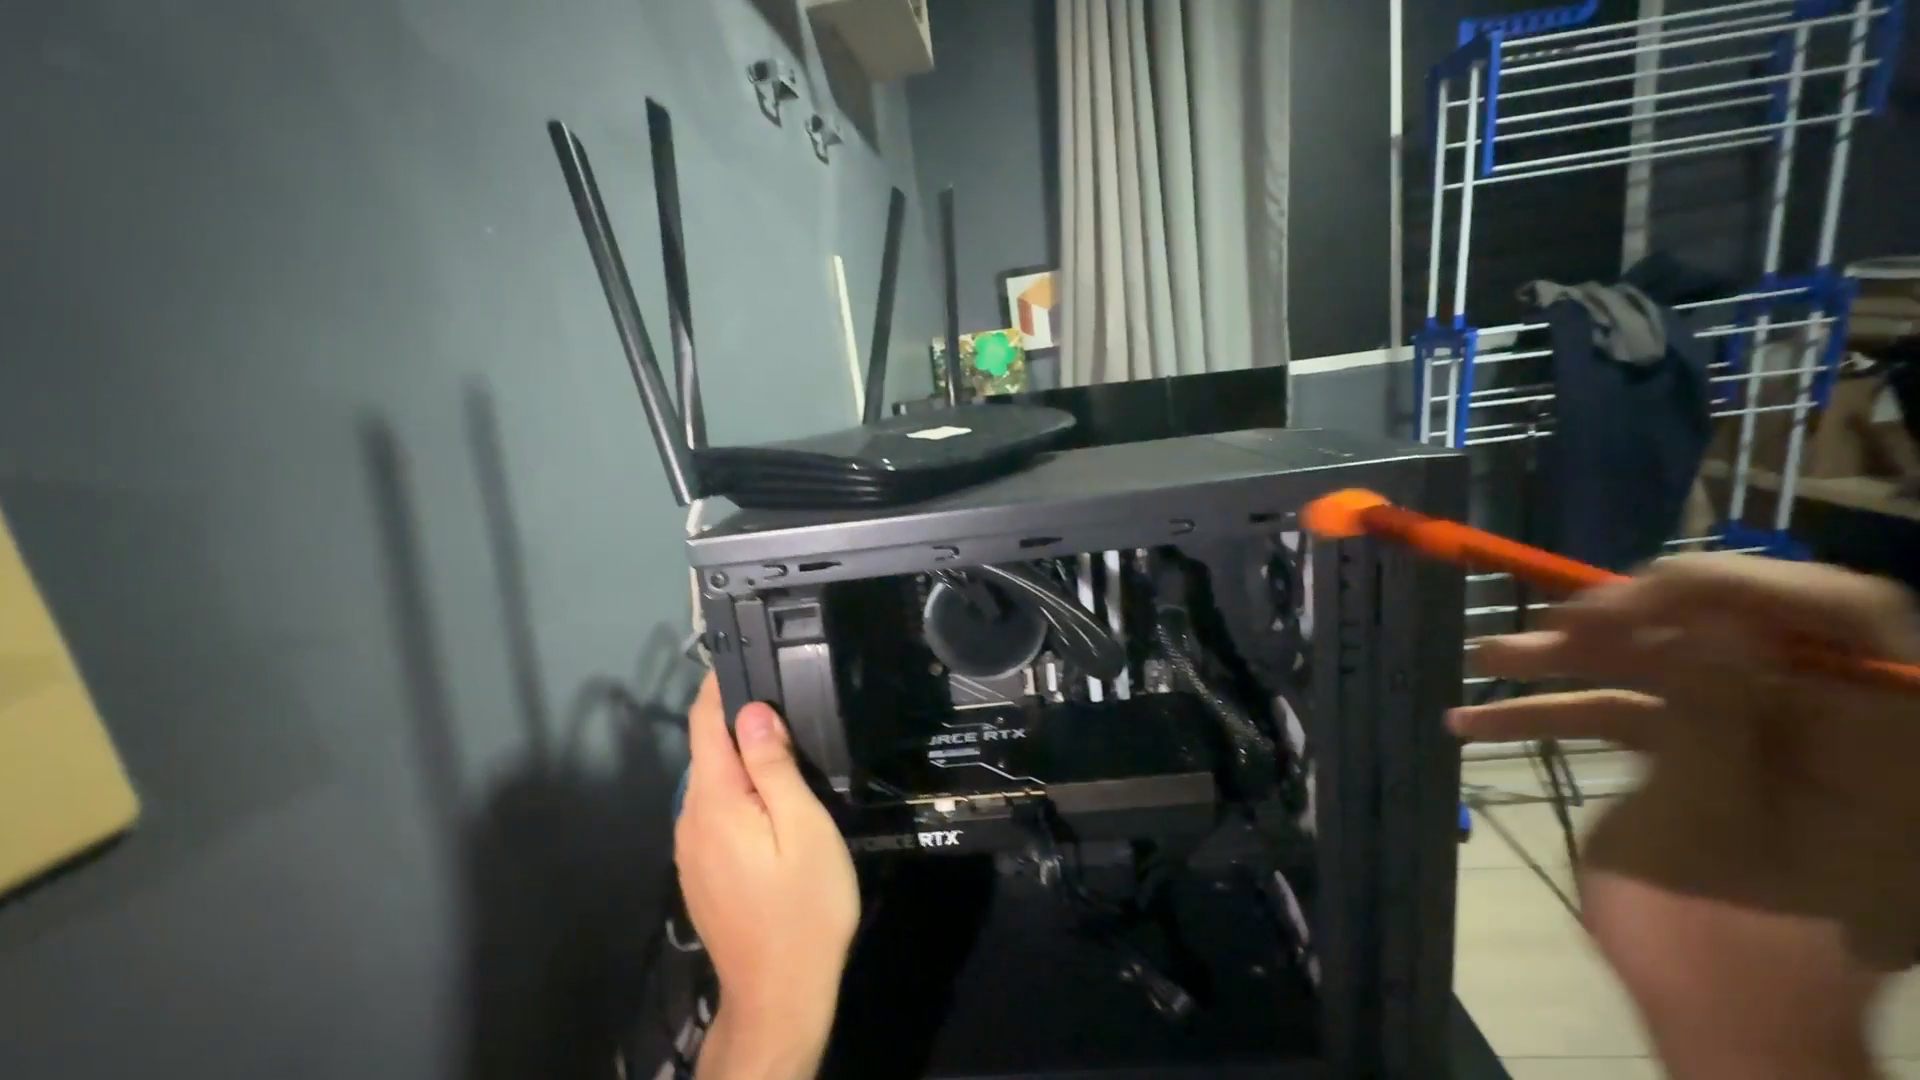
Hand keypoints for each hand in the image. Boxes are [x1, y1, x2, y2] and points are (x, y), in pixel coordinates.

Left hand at [675, 674, 859, 1079]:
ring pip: (711, 784)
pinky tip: (768, 806)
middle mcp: (690, 819)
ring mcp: (690, 850)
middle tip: (787, 707)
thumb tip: (754, 712)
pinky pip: (713, 814)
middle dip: (739, 723)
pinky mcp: (698, 872)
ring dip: (740, 761)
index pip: (705, 724)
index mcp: (715, 801)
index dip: (720, 686)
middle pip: (707, 752)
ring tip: (785, 751)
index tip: (742, 658)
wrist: (779, 994)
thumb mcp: (804, 828)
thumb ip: (775, 768)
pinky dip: (736, 793)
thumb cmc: (804, 907)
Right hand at [1450, 555, 1919, 1079]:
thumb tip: (1706, 611)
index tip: (1638, 595)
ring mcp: (1763, 745)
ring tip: (1480, 659)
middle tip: (1548, 626)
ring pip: (1665, 673)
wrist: (1725, 1031)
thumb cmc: (1728, 944)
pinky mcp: (1707, 766)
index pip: (1841, 614)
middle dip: (1627, 625)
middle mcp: (1829, 726)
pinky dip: (1559, 715)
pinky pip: (1634, 718)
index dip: (1742, 585)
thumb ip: (1715, 710)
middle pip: (1733, 634)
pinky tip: (1477, 724)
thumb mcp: (1711, 819)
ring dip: (1568, 667)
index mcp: (1878, 739)